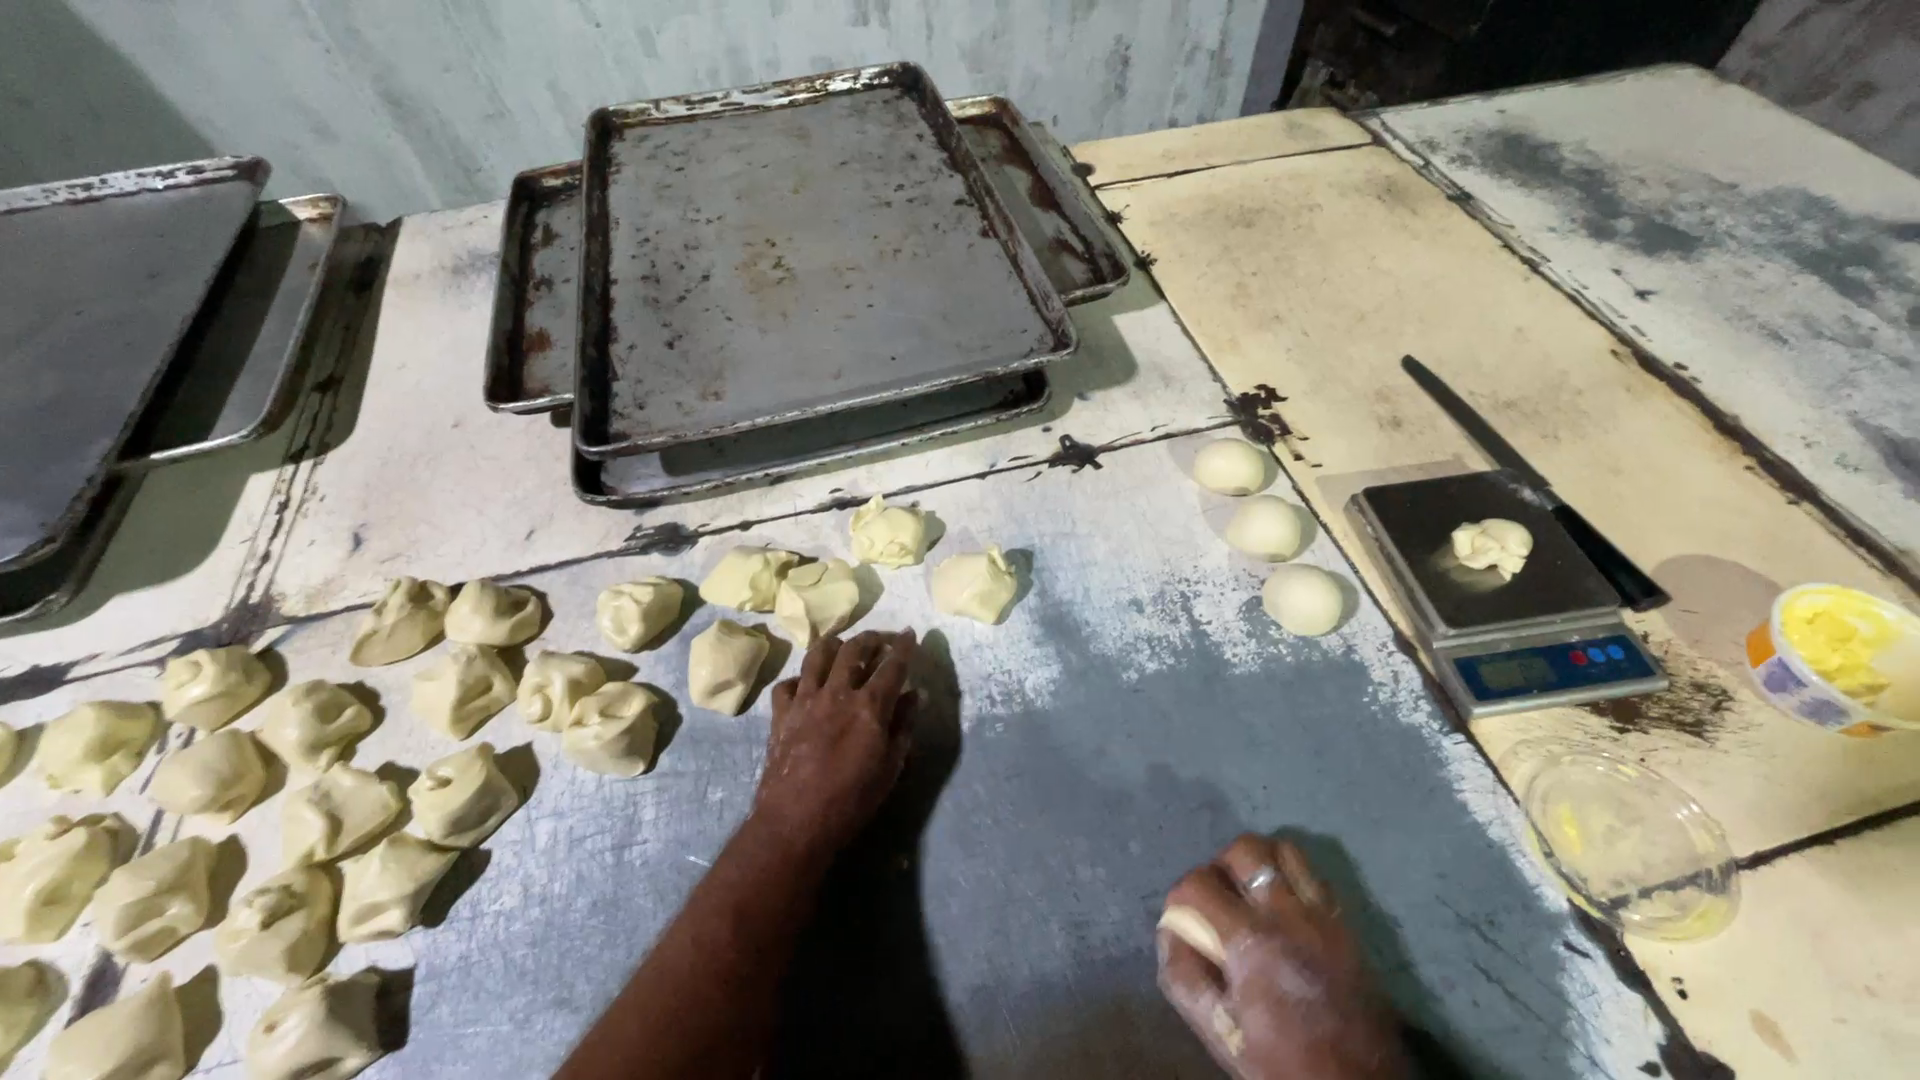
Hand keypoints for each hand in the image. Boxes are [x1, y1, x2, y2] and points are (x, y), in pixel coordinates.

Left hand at [752, 630, 918, 857]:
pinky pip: (788, 684)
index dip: (904, 647)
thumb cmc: (851, 800)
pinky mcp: (780, 714)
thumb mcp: (890, 768)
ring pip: (817, 655)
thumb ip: (903, 726)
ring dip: (834, 645)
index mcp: (869, 706)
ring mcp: (805, 700)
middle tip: (881, 639)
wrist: (796, 821)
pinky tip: (806, 685)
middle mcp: (837, 693)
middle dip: (871, 638)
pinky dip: (800, 679)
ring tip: (843, 646)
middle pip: (854, 650)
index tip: (912, 634)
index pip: (892, 666)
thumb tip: (914, 695)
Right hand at [1158, 834, 1406, 1079]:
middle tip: (1216, 895)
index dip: (1180, 897)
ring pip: (1284, 851)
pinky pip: (1313, 875)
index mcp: (1250, 940)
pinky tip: (1282, 904)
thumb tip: (1170, 929)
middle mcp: (1286, 914)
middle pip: (1245, 850)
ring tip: (1248, 891)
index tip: (1181, 918)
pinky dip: (1291, 876)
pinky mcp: (1344, 924)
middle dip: (1220, 866)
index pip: (1198, 884)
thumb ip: (1183, 975)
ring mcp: (1320, 915)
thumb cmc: (1281, 1060)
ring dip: (1258, 863)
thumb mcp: (1218, 1030)